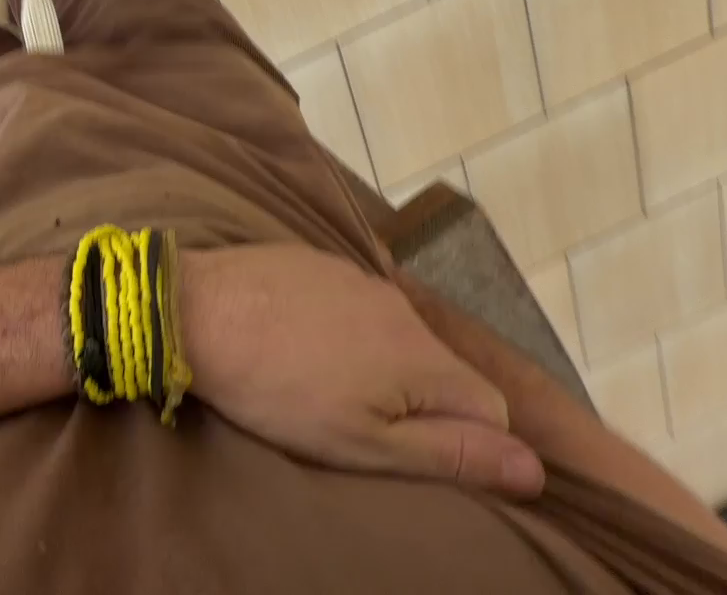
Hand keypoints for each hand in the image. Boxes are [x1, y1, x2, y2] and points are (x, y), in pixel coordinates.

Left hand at [181, 244, 545, 497]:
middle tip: (344, 414)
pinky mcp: (311, 258)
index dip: (455, 440)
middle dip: (411, 399)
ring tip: (311, 377)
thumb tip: (536, 469)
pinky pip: (347, 301)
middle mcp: (398, 305)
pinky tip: (292, 338)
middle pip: (438, 367)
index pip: (487, 408)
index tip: (397, 447)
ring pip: (391, 332)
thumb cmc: (274, 389)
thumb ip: (450, 454)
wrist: (191, 310)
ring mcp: (351, 274)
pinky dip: (334, 325)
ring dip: (371, 360)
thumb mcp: (361, 443)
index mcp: (422, 354)